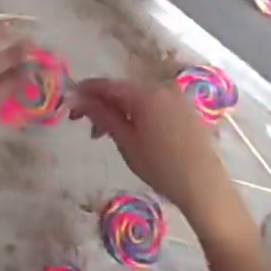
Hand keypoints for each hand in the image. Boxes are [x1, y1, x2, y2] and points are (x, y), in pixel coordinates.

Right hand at [67, 77, 252, 242]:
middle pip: (122, 90)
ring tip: (105, 135)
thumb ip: (101, 115)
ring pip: (137, 98)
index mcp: (146, 94)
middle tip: (85, 126)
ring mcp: (176, 98)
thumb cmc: (159, 165)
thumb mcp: (125, 140)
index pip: (107, 84)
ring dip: (117, 111)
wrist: (203, 185)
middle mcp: (162, 88)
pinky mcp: (184, 109)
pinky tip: (129, 133)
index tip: (67, 104)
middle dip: (101, 104)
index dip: (84, 92)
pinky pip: (152, 104)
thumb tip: (75, 98)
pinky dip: (136, 114)